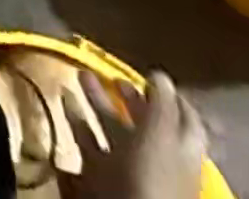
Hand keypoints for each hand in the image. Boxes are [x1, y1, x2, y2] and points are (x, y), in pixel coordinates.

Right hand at [71, 71, 207, 198]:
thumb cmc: (153, 174)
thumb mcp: (161, 135)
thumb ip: (162, 105)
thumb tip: (159, 74)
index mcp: (182, 149)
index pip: (184, 117)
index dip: (170, 96)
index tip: (149, 73)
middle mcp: (159, 156)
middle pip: (146, 121)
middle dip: (129, 95)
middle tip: (112, 74)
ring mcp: (131, 165)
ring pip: (115, 128)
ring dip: (98, 101)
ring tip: (81, 75)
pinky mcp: (103, 172)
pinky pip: (90, 141)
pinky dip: (77, 119)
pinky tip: (64, 100)